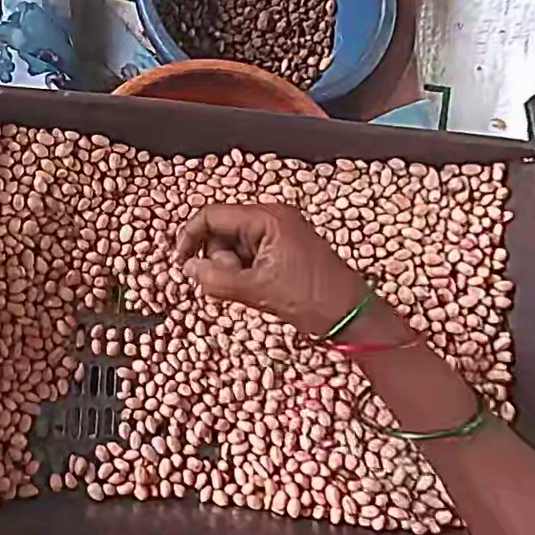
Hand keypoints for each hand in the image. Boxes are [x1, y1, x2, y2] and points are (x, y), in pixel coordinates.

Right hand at [173, 203, 374, 335]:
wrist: (353, 318)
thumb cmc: (316, 299)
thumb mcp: (257, 289)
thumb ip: (216, 278)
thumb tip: (188, 269)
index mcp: (267, 218)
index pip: (211, 215)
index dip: (190, 237)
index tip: (181, 262)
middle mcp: (271, 219)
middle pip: (219, 231)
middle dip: (216, 259)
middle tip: (232, 283)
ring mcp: (276, 235)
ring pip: (230, 247)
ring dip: (229, 270)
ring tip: (250, 289)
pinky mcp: (279, 252)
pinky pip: (245, 257)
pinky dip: (241, 274)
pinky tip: (255, 289)